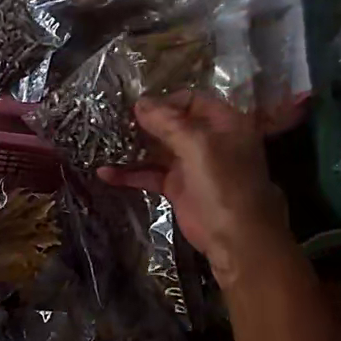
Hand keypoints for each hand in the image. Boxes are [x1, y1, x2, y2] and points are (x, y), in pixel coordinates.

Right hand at [98, 93, 289, 278]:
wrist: (237, 239)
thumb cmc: (224, 185)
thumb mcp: (198, 146)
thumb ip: (168, 122)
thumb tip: (140, 104)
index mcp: (224, 123)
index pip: (192, 100)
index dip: (165, 101)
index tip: (136, 107)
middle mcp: (208, 141)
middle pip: (172, 123)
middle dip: (143, 123)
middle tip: (112, 122)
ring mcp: (192, 165)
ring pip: (158, 149)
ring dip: (132, 148)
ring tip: (103, 144)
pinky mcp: (177, 188)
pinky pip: (151, 174)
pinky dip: (130, 174)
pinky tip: (106, 174)